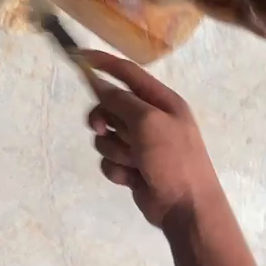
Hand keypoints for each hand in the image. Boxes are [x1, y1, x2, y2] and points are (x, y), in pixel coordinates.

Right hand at [81, 50, 222, 230]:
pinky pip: (108, 159)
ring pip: (106, 135)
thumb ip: (120, 100)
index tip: (79, 58)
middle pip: (110, 106)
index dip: (103, 64)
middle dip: (103, 118)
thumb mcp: (147, 122)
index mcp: (161, 102)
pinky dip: (116, 168)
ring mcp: (140, 144)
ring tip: (132, 162)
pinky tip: (132, 178)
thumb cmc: (173, 159)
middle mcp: (150, 119)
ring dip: (114, 149)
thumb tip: (99, 84)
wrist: (186, 208)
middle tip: (102, 128)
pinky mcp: (131, 166)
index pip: (127, 74)